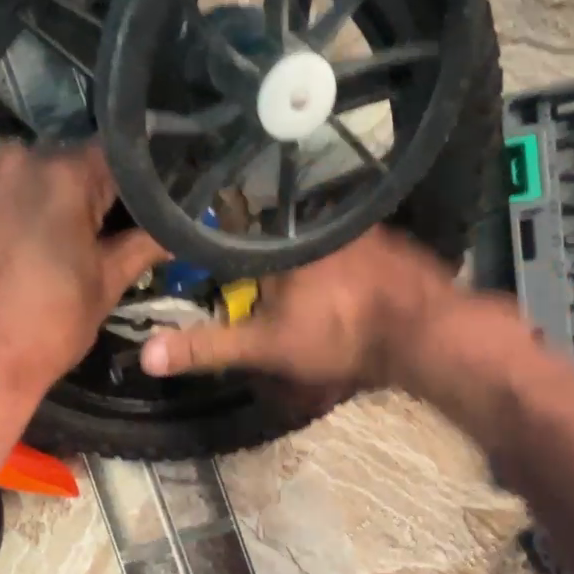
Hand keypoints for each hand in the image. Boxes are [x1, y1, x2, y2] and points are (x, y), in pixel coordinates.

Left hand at [0, 144, 167, 400]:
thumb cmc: (46, 327)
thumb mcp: (105, 286)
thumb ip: (141, 247)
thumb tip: (175, 231)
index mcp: (61, 172)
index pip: (121, 157)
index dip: (144, 182)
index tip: (160, 204)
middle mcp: (19, 159)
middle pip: (77, 164)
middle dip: (102, 193)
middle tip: (125, 229)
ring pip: (43, 178)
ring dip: (65, 202)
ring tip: (85, 241)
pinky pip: (13, 194)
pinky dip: (33, 211)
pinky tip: (47, 244)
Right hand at [138, 227, 515, 400]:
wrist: (426, 334)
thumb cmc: (339, 333)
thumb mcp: (264, 346)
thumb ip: (207, 347)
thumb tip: (146, 355)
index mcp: (278, 237)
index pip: (230, 218)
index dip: (211, 229)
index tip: (194, 238)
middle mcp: (315, 220)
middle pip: (272, 225)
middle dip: (256, 240)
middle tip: (243, 268)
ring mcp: (355, 228)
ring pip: (310, 231)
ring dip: (295, 247)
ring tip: (281, 272)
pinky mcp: (385, 242)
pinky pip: (343, 241)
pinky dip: (331, 254)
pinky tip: (331, 278)